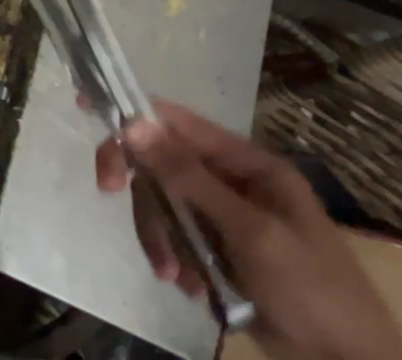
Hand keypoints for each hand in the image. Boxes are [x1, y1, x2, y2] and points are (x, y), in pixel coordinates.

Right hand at [95, 102, 401, 359]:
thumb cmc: (313, 290)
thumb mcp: (251, 232)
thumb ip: (190, 177)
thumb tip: (134, 123)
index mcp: (251, 166)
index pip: (180, 123)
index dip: (134, 112)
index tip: (89, 109)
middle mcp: (234, 182)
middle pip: (160, 164)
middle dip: (141, 189)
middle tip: (106, 193)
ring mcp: (224, 217)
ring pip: (162, 204)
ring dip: (159, 236)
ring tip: (177, 274)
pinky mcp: (217, 249)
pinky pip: (173, 237)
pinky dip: (173, 258)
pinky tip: (192, 286)